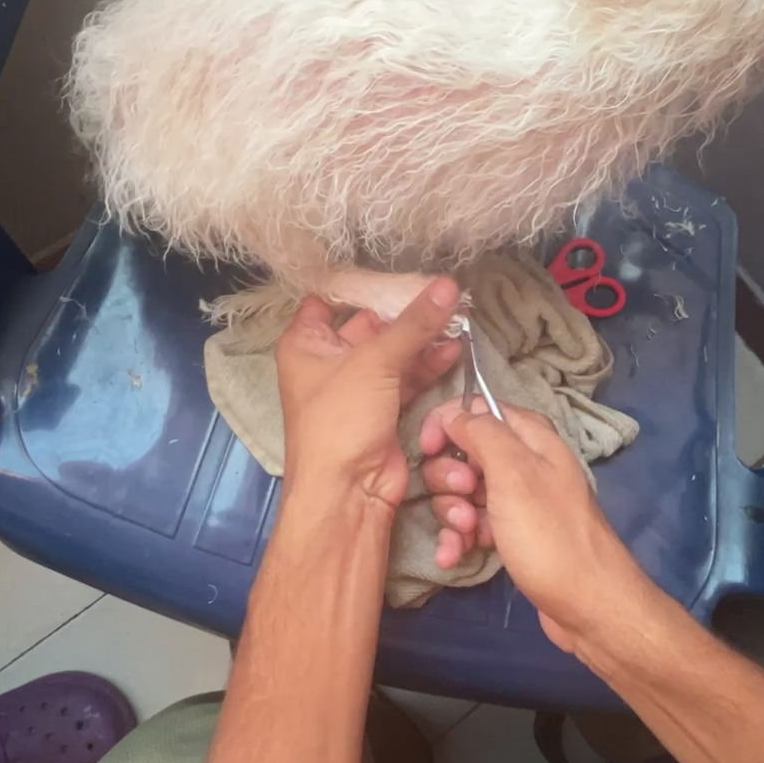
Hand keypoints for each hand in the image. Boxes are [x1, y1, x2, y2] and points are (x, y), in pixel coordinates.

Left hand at [275, 277, 461, 514]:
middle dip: (404, 311)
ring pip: (392, 350)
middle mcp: (327, 361)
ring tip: (457, 318)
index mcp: (305, 343)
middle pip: (368, 323)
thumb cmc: (341, 420)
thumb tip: (449, 285)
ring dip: (422, 337)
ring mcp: (356, 386)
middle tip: (442, 293)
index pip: (329, 299)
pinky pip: (406, 376)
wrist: (347, 493)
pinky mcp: (381, 408)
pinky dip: (427, 363)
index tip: (398, 269)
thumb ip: (414, 324)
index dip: (360, 284)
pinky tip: (453, 348)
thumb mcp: (375, 362)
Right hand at [418, 401, 655, 651]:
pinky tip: (453, 556)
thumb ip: (481, 433)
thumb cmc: (550, 535)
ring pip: (462, 491)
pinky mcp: (511, 533)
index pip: (475, 408)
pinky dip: (458, 537)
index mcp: (529, 436)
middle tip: (465, 497)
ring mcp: (516, 499)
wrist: (588, 607)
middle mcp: (523, 461)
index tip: (430, 449)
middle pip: (463, 452)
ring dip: (452, 512)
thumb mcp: (514, 473)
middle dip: (449, 476)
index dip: (446, 424)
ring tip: (466, 533)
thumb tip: (454, 414)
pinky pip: (472, 523)